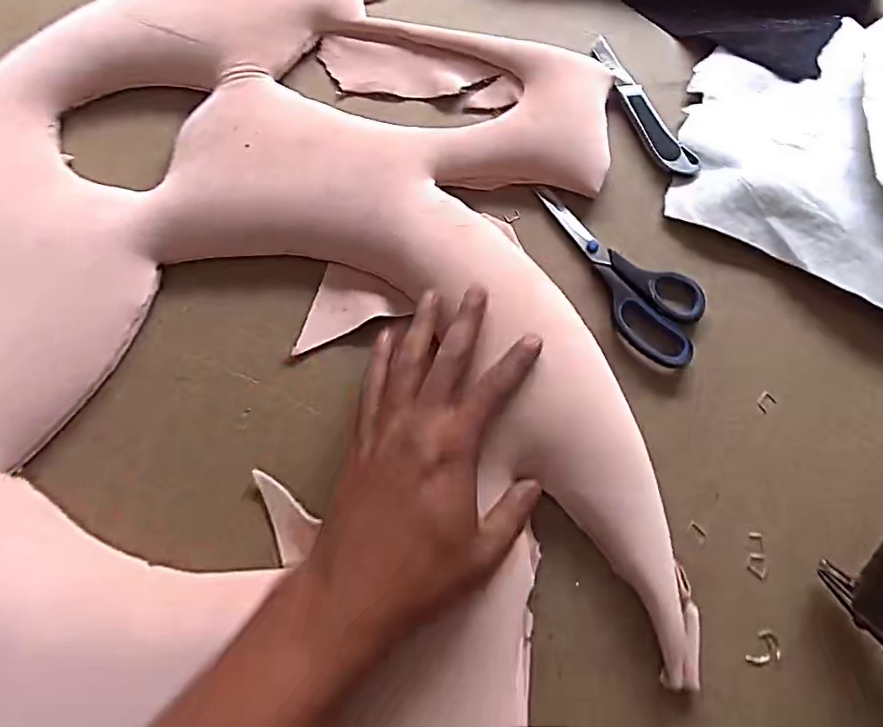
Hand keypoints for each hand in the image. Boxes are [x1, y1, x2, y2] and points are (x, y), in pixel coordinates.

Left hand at [301, 286, 544, 647]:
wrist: (349, 593)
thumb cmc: (421, 577)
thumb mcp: (481, 554)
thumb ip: (512, 514)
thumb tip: (533, 484)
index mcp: (453, 449)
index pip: (491, 392)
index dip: (514, 363)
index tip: (530, 338)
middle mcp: (419, 427)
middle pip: (445, 362)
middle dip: (464, 323)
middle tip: (473, 290)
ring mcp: (386, 430)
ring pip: (405, 364)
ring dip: (420, 328)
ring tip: (429, 297)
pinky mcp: (362, 440)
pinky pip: (372, 388)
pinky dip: (378, 359)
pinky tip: (384, 338)